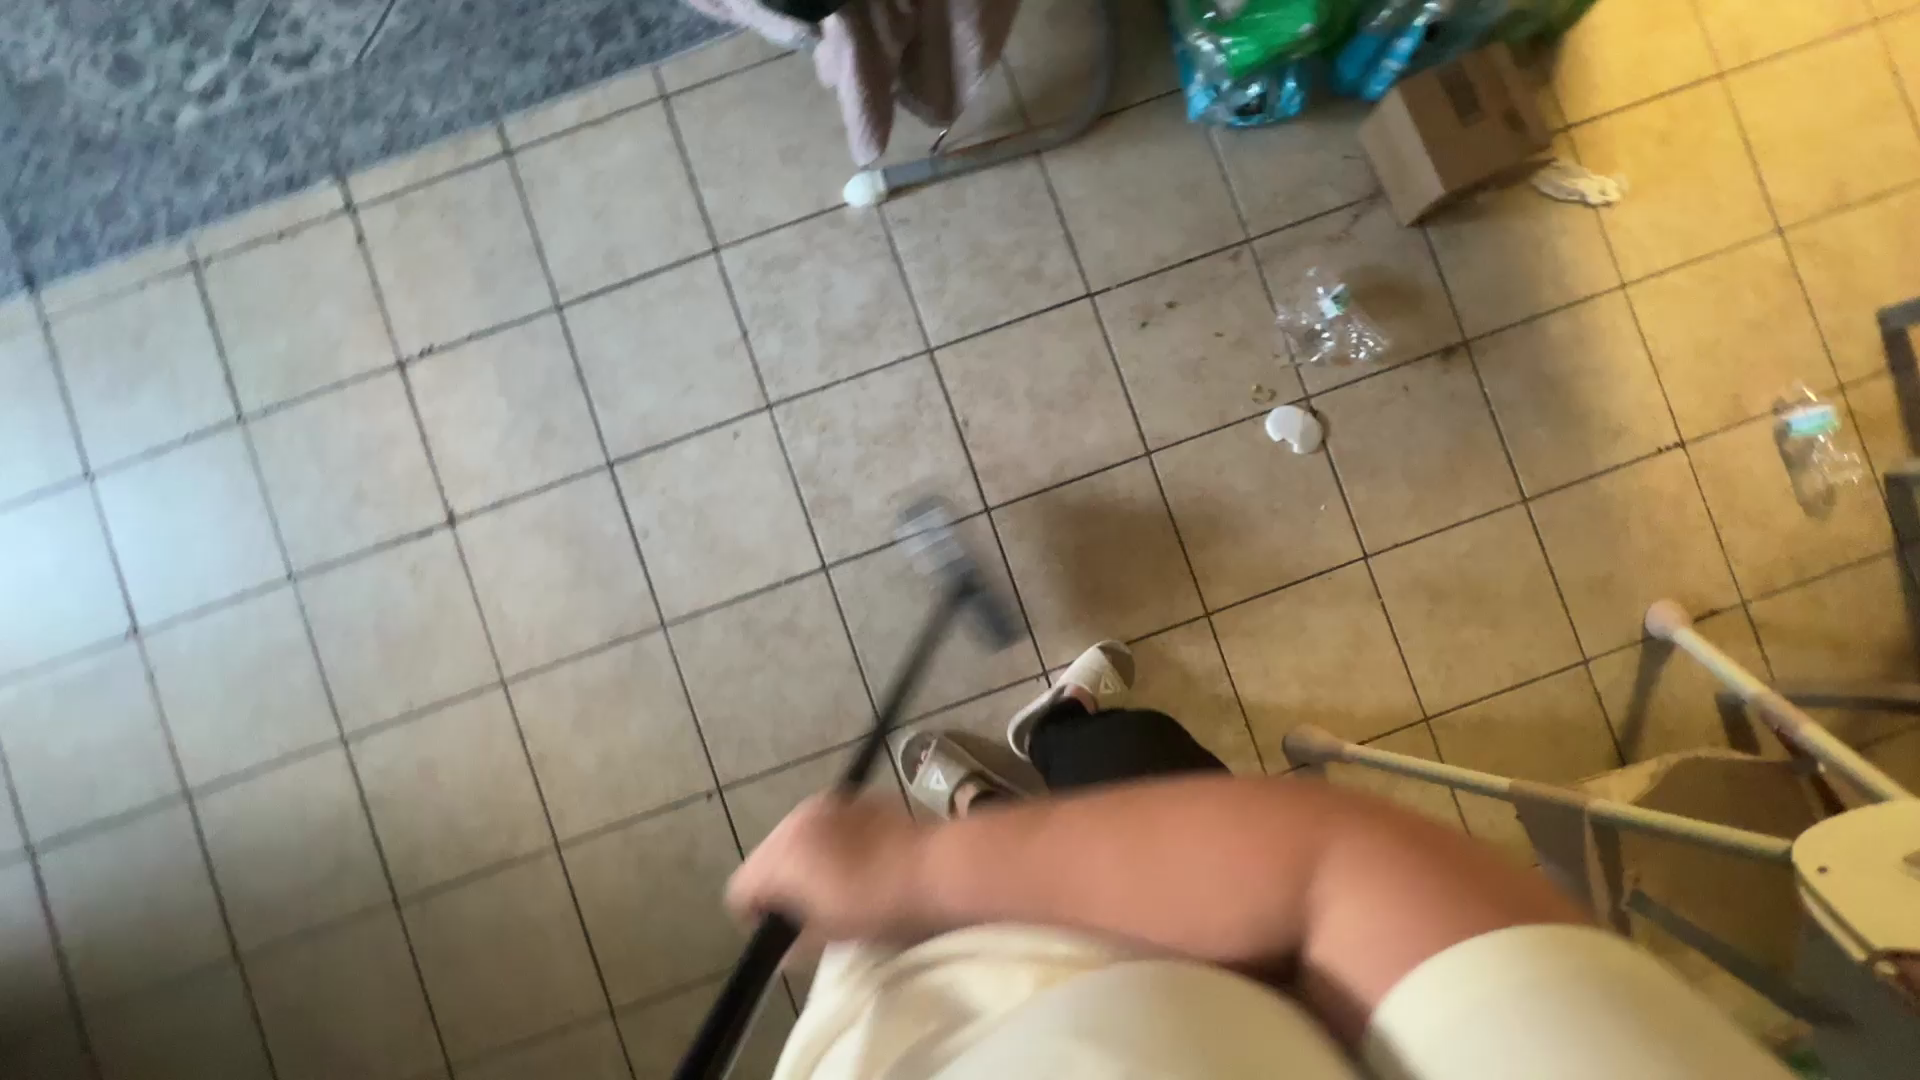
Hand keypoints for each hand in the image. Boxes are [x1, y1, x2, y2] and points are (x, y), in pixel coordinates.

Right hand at [726, 793, 932, 943]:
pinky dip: (831, 836)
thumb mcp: (831, 934)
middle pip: (766, 855)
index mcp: (782, 856)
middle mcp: (796, 820)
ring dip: (804, 855)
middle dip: (779, 880)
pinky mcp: (854, 795)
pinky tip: (858, 855)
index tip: (776, 929)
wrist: (933, 865)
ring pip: (796, 833)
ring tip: (833, 880)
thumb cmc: (878, 905)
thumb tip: (784, 948)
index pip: (741, 887)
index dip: (754, 913)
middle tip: (806, 907)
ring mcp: (826, 801)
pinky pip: (827, 819)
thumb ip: (796, 941)